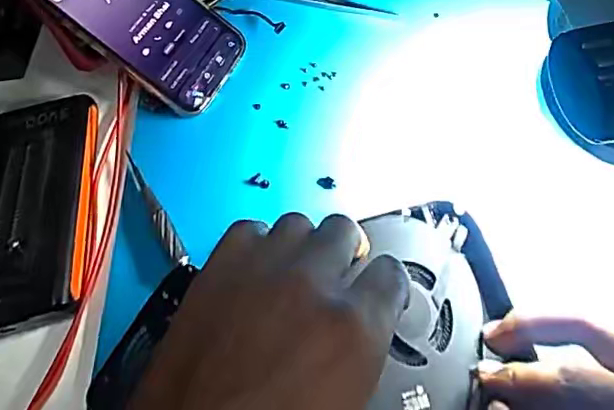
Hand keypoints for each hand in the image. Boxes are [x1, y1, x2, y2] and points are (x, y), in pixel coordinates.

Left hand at [127, 214, 410, 409]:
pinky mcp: (223, 256)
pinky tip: (254, 271)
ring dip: (300, 245)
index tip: (379, 288)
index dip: (385, 284)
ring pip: (298, 222)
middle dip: (342, 253)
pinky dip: (257, 245)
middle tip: (333, 278)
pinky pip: (252, 228)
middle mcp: (313, 282)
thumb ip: (360, 350)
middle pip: (343, 229)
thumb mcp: (343, 401)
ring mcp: (265, 262)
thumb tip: (360, 331)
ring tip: (291, 274)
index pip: (391, 274)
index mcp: (353, 329)